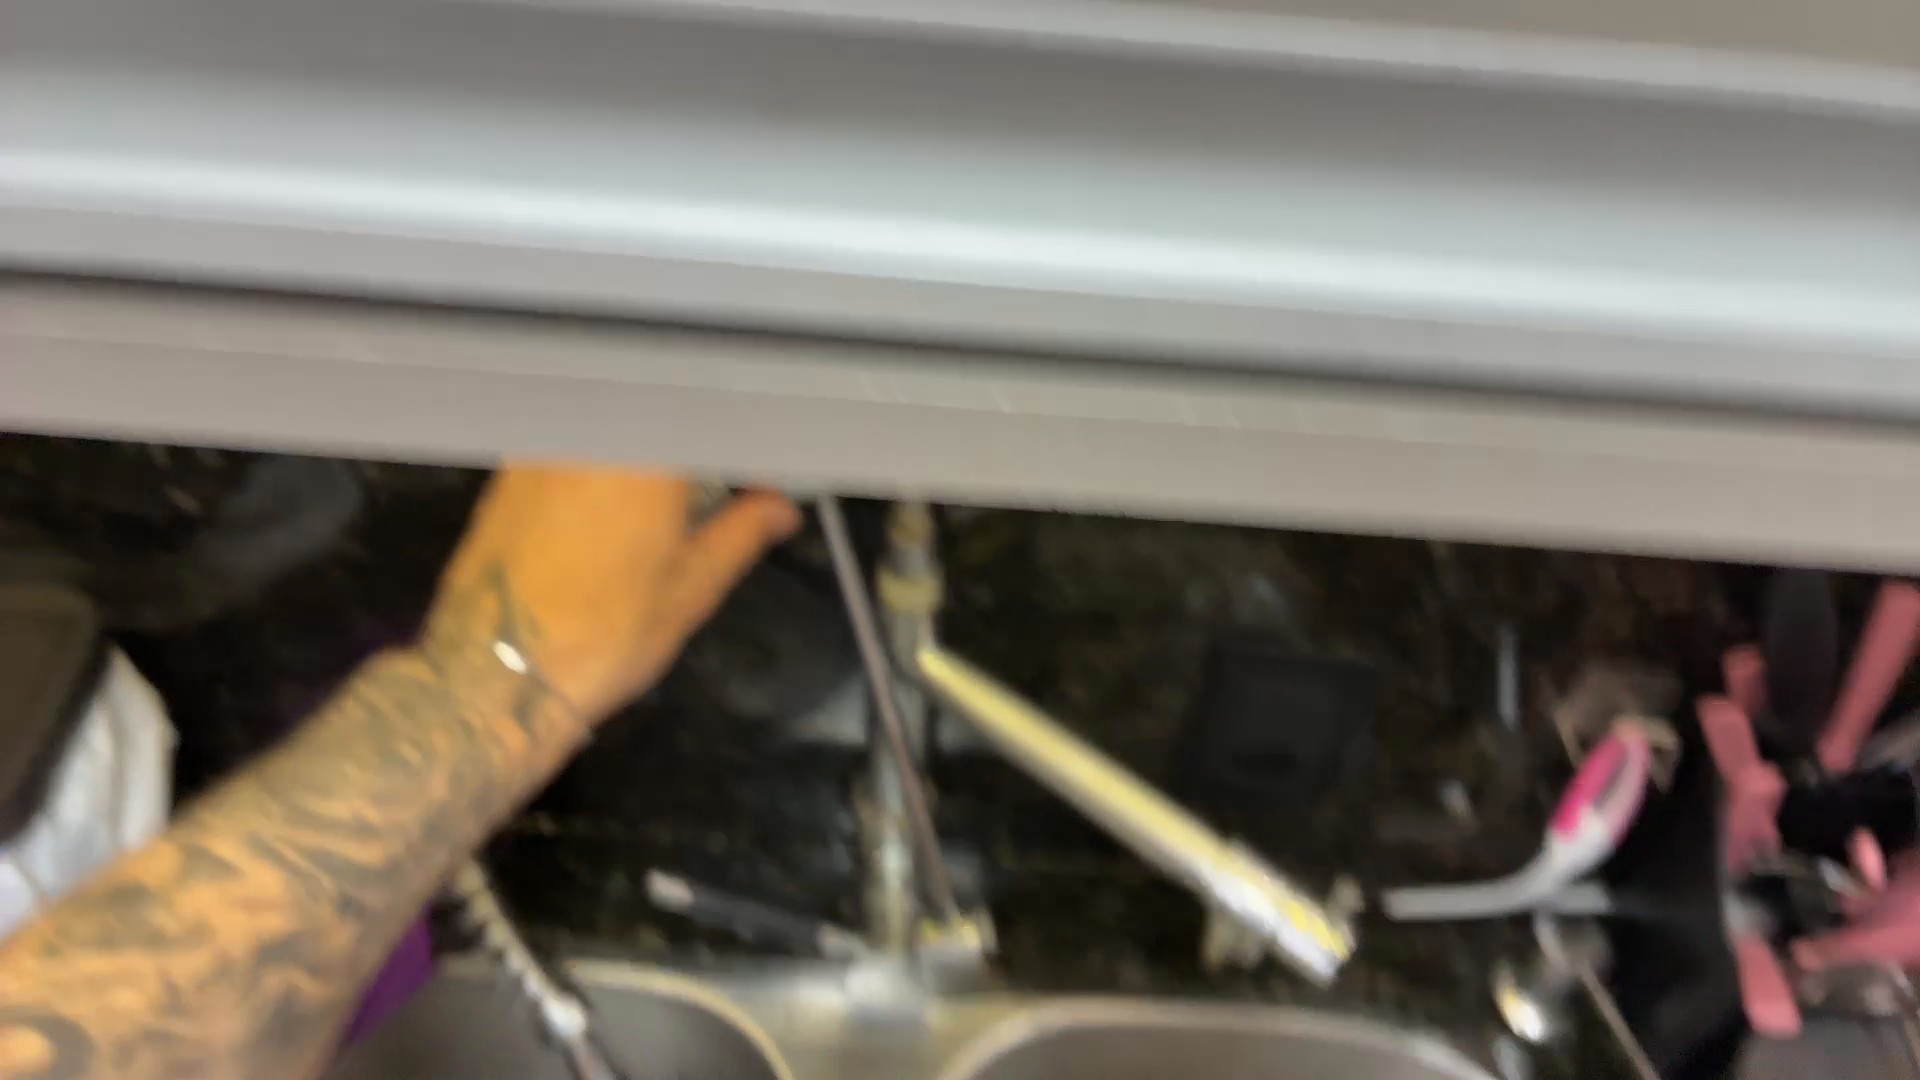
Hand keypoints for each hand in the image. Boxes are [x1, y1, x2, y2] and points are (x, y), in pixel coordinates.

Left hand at [426, 465, 799, 720]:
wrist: (494, 673)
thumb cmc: (609, 632)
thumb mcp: (693, 587)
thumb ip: (742, 532)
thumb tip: (782, 508)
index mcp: (647, 458)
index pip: (713, 429)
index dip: (747, 455)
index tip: (764, 488)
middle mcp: (591, 437)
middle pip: (664, 421)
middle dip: (701, 451)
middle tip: (724, 495)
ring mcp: (544, 449)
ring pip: (618, 431)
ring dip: (655, 457)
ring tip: (671, 506)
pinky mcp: (511, 472)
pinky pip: (577, 449)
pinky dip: (609, 465)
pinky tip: (616, 511)